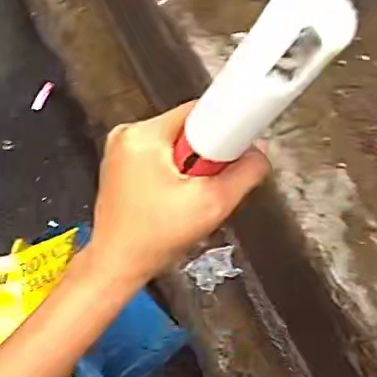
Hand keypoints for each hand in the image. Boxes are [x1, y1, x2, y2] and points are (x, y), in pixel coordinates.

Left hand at [81, 102, 269, 286]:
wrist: (117, 266)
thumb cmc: (148, 241)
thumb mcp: (211, 205)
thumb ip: (245, 174)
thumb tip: (259, 156)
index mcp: (143, 135)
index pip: (200, 110)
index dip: (224, 132)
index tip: (230, 154)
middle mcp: (127, 136)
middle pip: (189, 130)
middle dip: (206, 158)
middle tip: (201, 188)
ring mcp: (121, 152)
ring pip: (177, 147)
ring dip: (191, 170)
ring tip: (183, 199)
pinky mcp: (122, 168)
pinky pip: (161, 159)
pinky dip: (174, 177)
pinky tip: (170, 201)